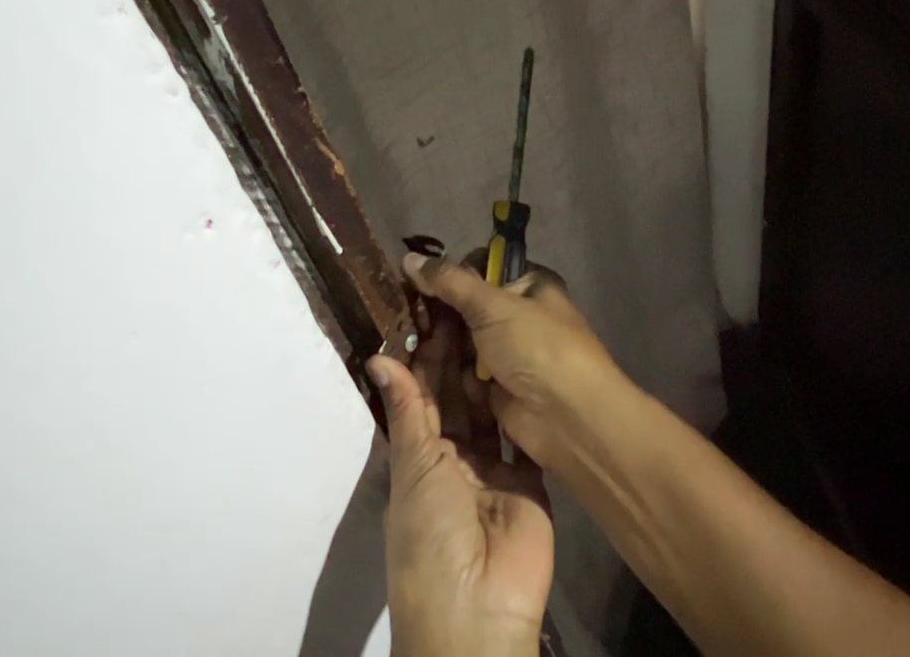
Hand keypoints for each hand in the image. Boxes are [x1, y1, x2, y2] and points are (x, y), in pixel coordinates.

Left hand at [369, 310, 552, 656]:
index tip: (433, 311)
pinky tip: (526, 365)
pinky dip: (523, 404)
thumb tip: (379, 359)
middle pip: (456, 398)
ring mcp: (494, 468)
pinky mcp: (530, 478)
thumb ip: (408, 411)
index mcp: (419, 458)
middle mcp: (455, 459)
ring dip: (488, 372)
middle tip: (467, 305)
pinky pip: (524, 436)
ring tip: (494, 322)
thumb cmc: (432, 533)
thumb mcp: (415, 468)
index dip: (426, 356)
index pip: (422, 396)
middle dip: (458, 355)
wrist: (480, 605)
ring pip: (489, 410)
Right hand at [401, 251, 621, 471]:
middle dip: (440, 311)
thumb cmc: (537, 348)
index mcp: (531, 286)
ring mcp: (510, 354)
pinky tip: (412, 368)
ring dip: (439, 342)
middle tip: (400, 311)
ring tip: (399, 337)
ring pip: (464, 341)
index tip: (417, 279)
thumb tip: (410, 258)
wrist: (568, 418)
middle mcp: (521, 316)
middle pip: (470, 307)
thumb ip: (450, 282)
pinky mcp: (497, 388)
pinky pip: (464, 373)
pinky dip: (446, 372)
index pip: (484, 267)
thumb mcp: (493, 305)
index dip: (452, 273)